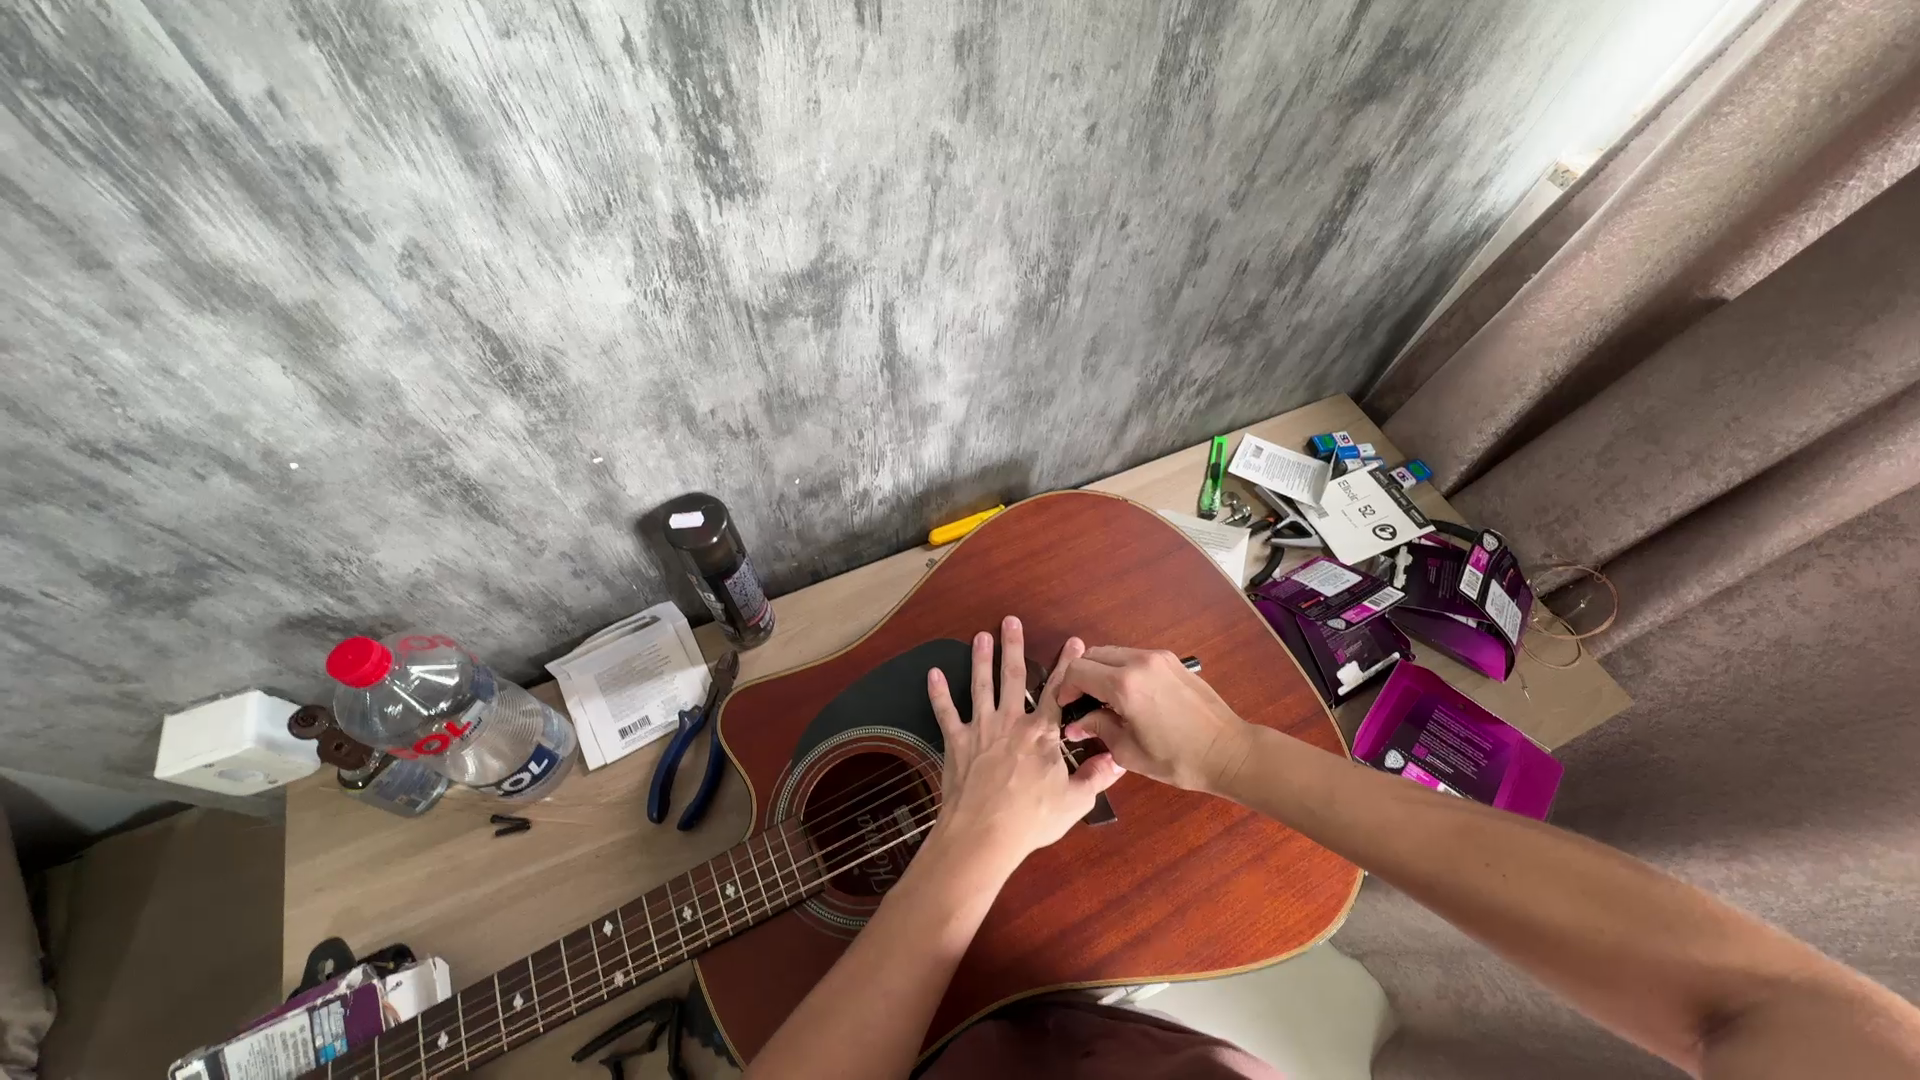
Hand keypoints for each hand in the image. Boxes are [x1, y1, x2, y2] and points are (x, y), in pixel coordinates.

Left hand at [926, 618, 1123, 875]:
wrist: (982, 836)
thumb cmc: (1029, 821)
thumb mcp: (1073, 803)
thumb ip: (1095, 777)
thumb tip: (1117, 760)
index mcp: (1041, 735)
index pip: (1059, 693)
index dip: (1068, 666)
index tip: (1074, 642)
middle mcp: (1011, 724)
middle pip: (1013, 678)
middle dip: (1013, 647)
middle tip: (1010, 621)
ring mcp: (981, 730)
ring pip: (980, 686)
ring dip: (980, 659)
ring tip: (980, 636)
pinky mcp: (956, 743)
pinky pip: (945, 713)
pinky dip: (938, 694)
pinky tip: (933, 674)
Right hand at [1056, 646, 1253, 792]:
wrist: (1228, 752)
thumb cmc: (1178, 760)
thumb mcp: (1129, 752)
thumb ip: (1098, 729)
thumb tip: (1076, 723)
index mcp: (1125, 685)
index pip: (1078, 671)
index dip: (1065, 688)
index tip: (1067, 707)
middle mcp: (1139, 662)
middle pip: (1092, 655)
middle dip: (1080, 677)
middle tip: (1081, 702)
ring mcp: (1158, 657)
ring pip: (1112, 652)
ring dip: (1100, 671)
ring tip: (1104, 699)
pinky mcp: (1171, 660)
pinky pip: (1134, 656)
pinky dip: (1121, 669)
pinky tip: (1128, 695)